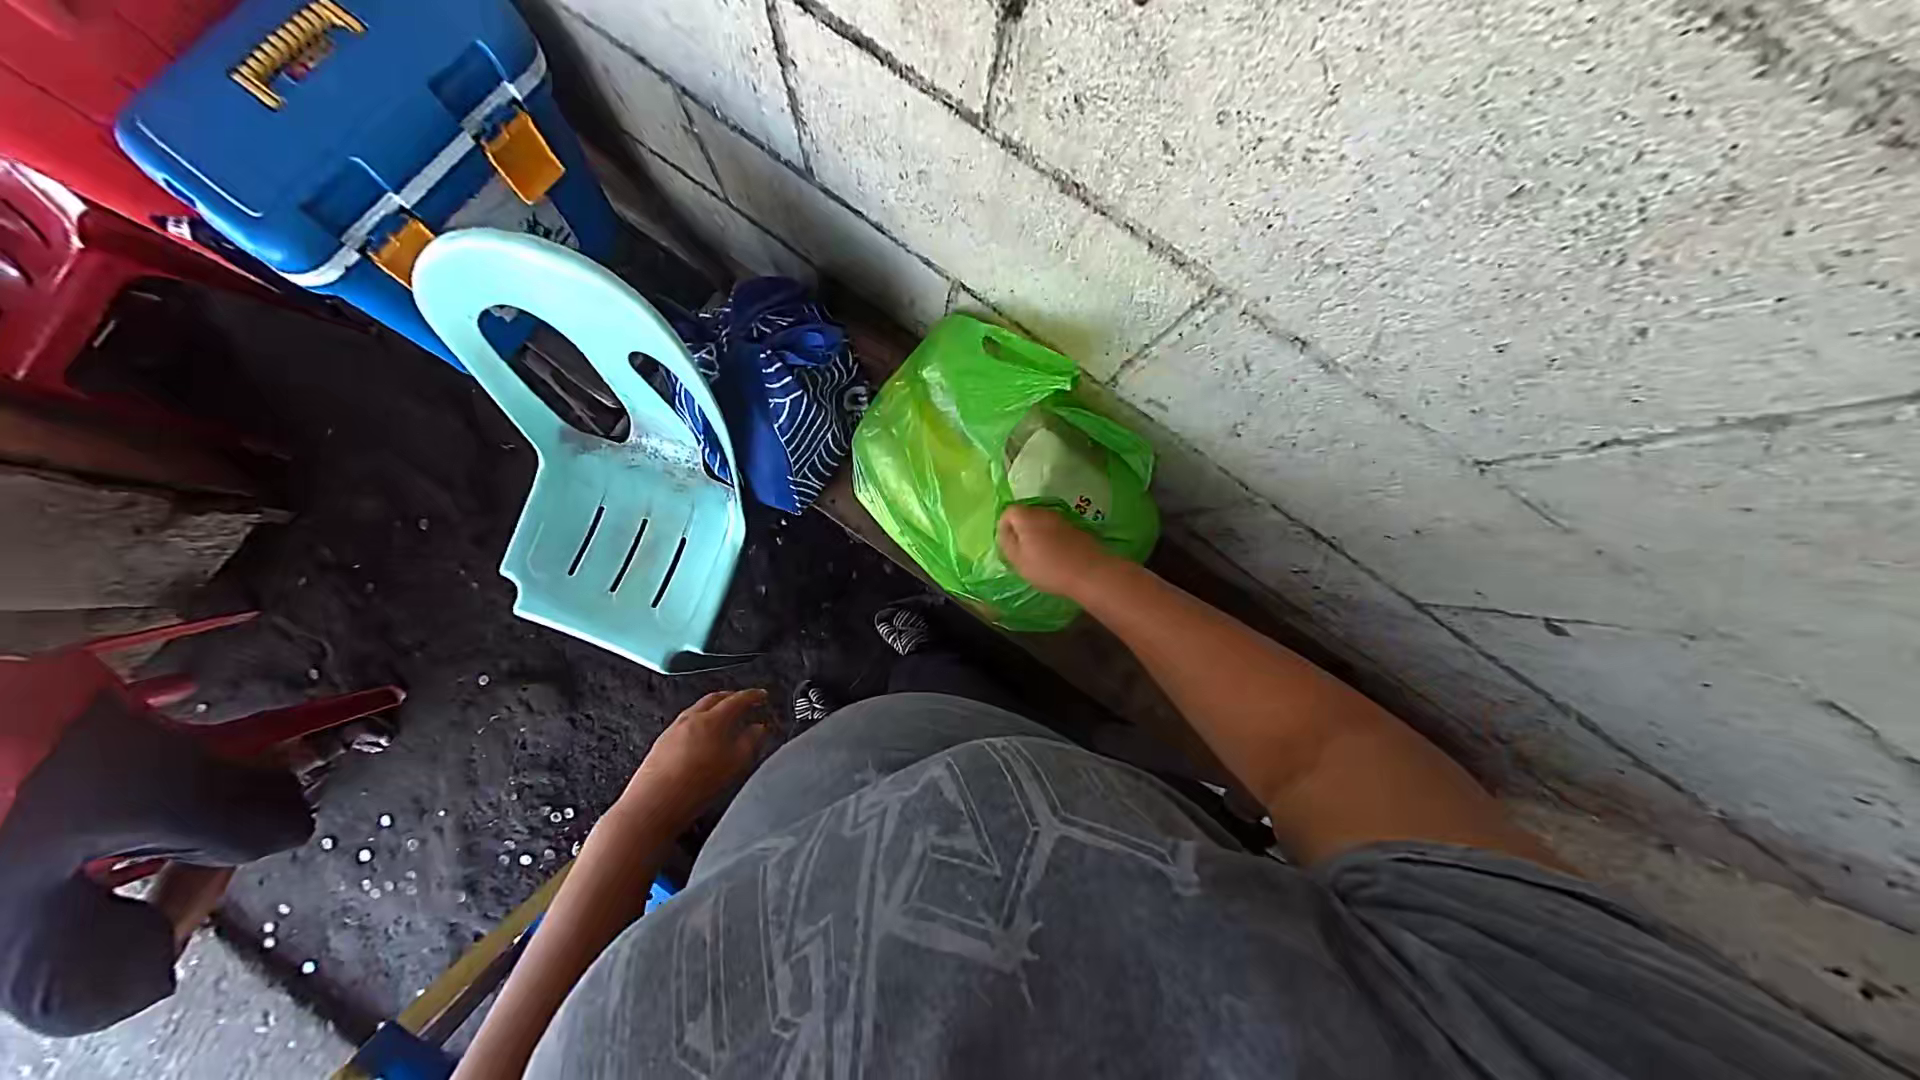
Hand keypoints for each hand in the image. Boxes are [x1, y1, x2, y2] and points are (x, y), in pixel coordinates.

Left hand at [630, 689, 770, 816]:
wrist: (653, 805)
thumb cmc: (694, 786)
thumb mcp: (736, 764)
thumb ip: (751, 741)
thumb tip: (758, 729)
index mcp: (713, 719)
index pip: (737, 699)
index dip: (753, 696)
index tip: (761, 695)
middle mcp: (691, 719)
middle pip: (714, 699)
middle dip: (731, 697)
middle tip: (744, 701)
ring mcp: (673, 730)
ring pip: (697, 710)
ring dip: (713, 710)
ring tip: (724, 720)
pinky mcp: (661, 744)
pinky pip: (684, 724)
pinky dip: (699, 724)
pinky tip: (701, 738)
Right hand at [997, 503, 1113, 597]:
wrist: (1090, 572)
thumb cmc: (1048, 568)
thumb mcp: (1017, 559)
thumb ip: (1006, 542)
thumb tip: (1005, 531)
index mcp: (1027, 517)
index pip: (1008, 512)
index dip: (1004, 527)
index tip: (1007, 546)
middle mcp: (1045, 512)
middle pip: (1027, 515)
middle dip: (1021, 531)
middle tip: (1022, 553)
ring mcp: (1063, 519)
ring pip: (1043, 522)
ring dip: (1038, 535)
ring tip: (1040, 557)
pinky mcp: (1078, 529)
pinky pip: (1058, 530)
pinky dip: (1054, 540)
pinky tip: (1057, 557)